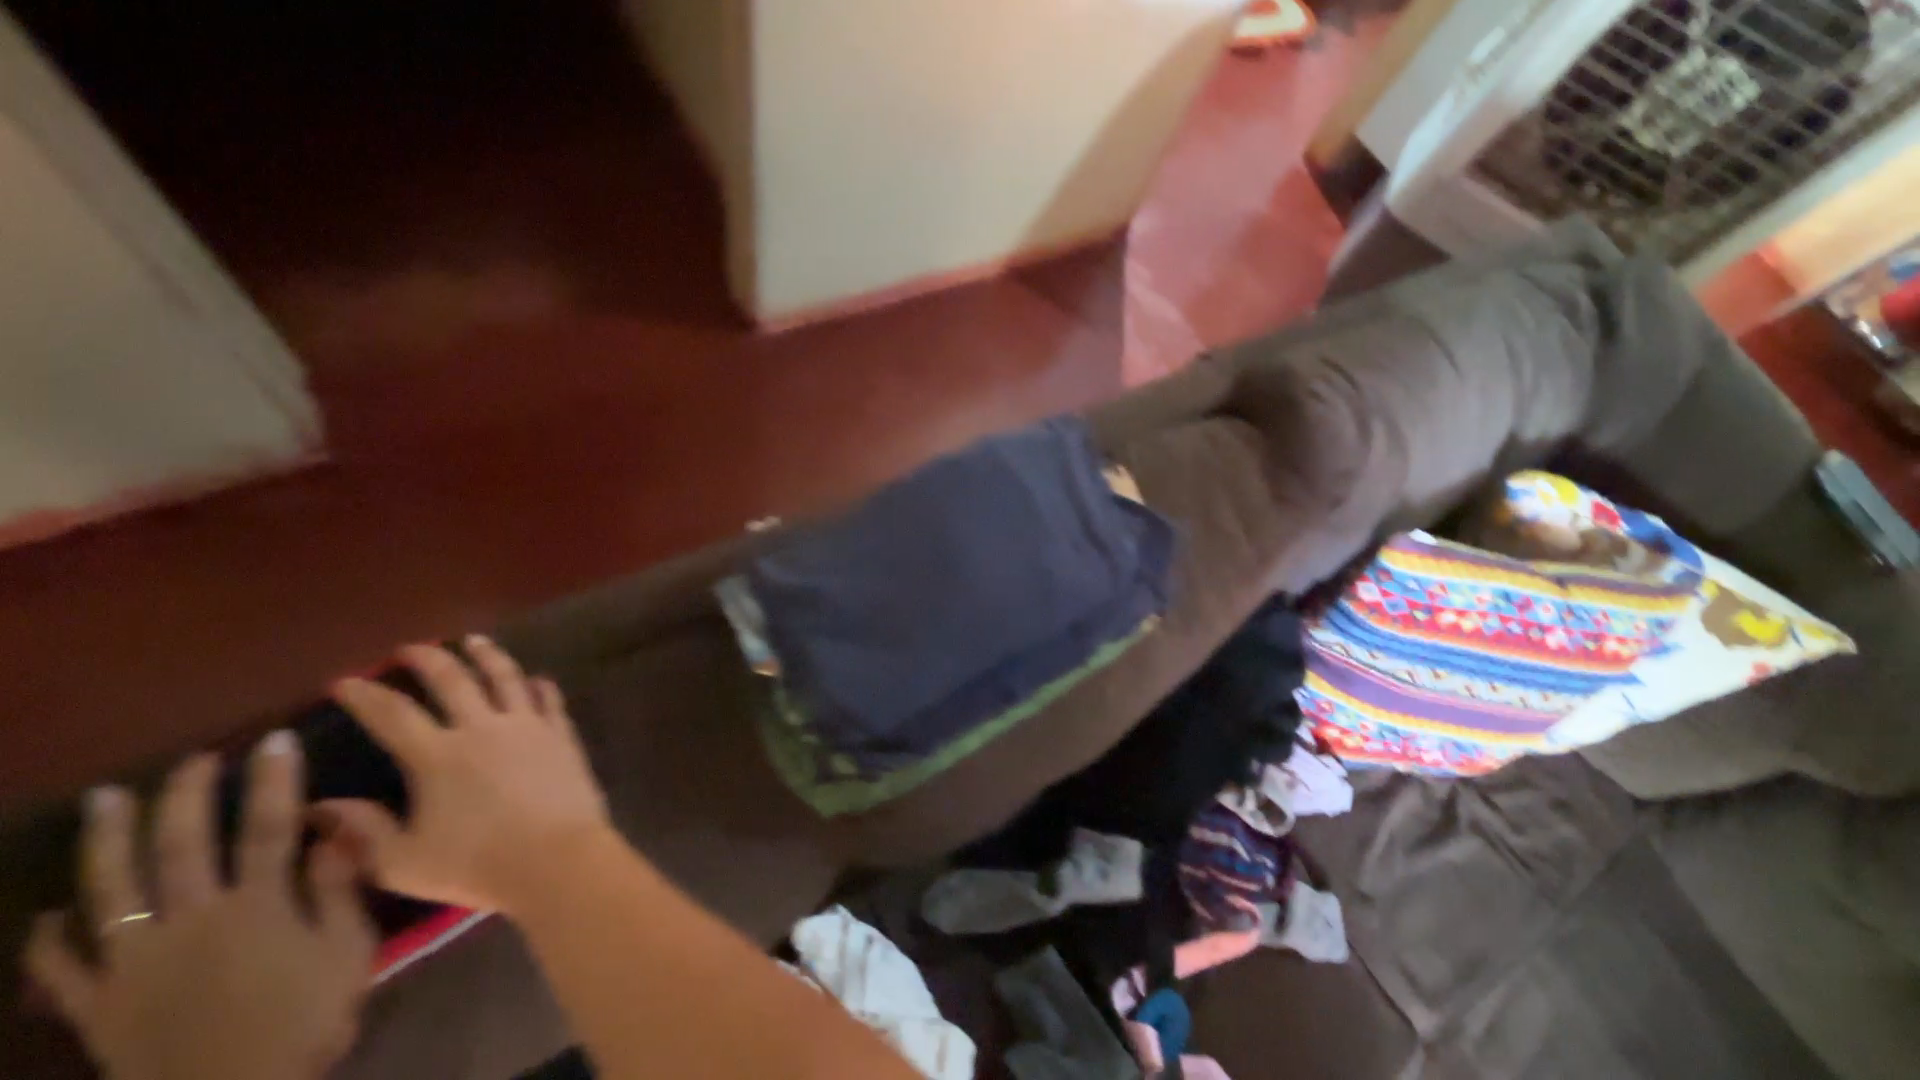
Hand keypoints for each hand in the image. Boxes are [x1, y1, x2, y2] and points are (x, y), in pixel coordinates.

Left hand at [23, 735, 374, 1079]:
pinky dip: (51, 940)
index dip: (272, 781)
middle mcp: (190, 920)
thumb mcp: (348, 955)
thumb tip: (331, 835)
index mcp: (256, 907)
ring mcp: (135, 961)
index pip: (266, 828)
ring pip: (113, 890)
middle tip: (194, 760)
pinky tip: (50, 915)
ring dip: (106, 841)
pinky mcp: (99, 1004)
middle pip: (182, 846)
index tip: (274, 740)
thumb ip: (339, 893)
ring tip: (105, 799)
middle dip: (187, 796)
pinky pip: (64, 968)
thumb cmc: (306, 1023)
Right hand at [314, 636, 611, 914]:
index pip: (392, 714)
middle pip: (452, 680)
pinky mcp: (563, 737)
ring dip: (488, 655)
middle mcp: (482, 728)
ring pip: (506, 677)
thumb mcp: (404, 862)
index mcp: (437, 756)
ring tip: (474, 641)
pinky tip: (537, 679)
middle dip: (427, 658)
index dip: (364, 695)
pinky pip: (550, 702)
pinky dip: (540, 687)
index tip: (344, 681)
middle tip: (410, 647)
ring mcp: (528, 728)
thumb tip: (320, 807)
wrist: (558, 860)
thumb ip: (362, 832)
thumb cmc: (478, 866)